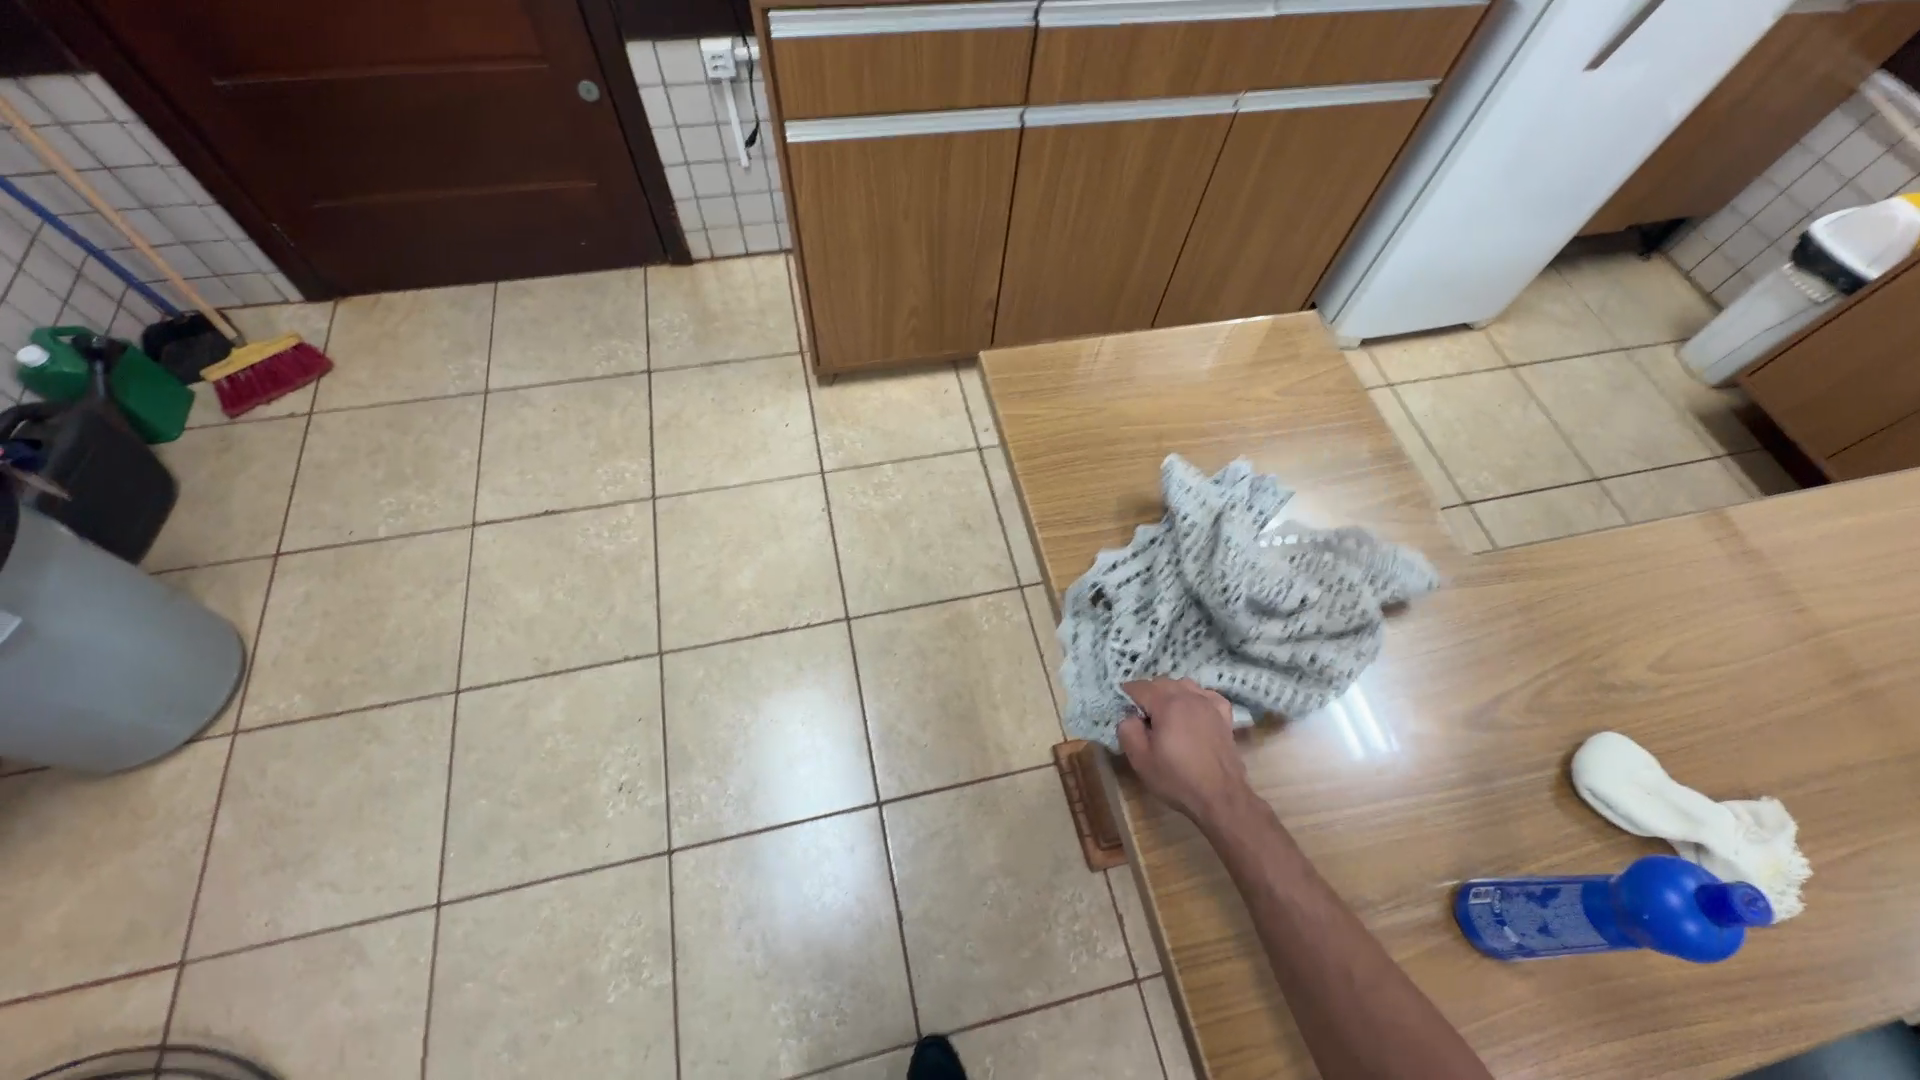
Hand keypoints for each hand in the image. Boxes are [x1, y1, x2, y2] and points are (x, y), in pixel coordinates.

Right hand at [1117, 679, 1254, 827]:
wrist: (1220, 797)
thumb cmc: (1177, 779)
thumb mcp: (1140, 759)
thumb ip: (1127, 730)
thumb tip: (1129, 717)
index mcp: (1167, 704)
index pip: (1140, 687)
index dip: (1127, 694)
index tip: (1122, 708)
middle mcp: (1190, 696)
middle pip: (1162, 682)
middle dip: (1148, 693)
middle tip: (1141, 716)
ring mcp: (1210, 705)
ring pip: (1185, 685)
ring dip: (1171, 693)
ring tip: (1165, 714)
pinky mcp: (1224, 717)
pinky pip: (1206, 696)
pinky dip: (1196, 698)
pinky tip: (1193, 712)